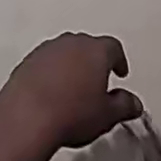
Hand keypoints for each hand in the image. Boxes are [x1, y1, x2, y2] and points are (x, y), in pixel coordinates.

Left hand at [0, 33, 141, 153]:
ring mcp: (47, 50)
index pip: (113, 47)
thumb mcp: (107, 115)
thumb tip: (133, 103)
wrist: (28, 116)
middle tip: (99, 83)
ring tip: (75, 91)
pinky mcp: (28, 61)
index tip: (120, 71)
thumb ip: (124, 105)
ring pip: (65, 52)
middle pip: (88, 46)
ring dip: (72, 66)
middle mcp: (71, 43)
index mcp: (95, 50)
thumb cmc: (71, 112)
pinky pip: (46, 62)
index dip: (119, 60)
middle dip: (95, 62)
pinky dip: (52, 73)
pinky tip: (53, 94)